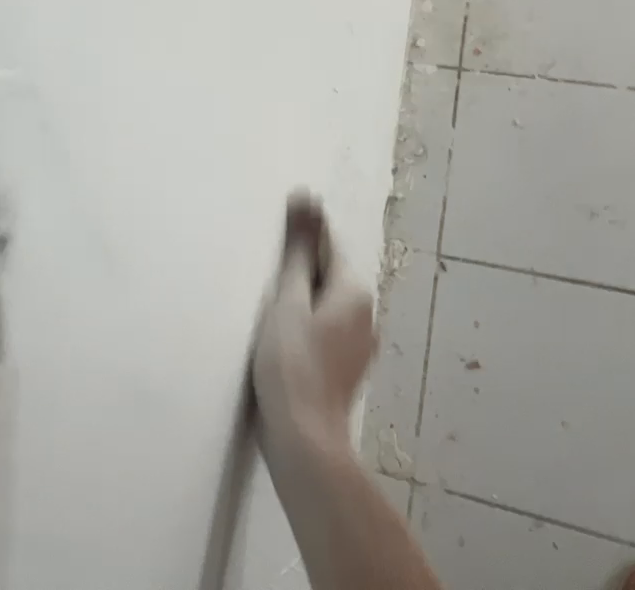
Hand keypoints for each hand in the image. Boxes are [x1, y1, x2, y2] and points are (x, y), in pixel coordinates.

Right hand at [251, 194, 376, 455]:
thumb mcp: (288, 300)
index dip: (305, 229)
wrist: (304, 436)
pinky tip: (284, 331)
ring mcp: (360, 342)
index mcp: (354, 290)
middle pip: (331, 274)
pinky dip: (307, 319)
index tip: (284, 212)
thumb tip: (305, 198)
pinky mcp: (347, 366)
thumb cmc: (291, 362)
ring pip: (329, 303)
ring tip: (272, 294)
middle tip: (268, 258)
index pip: (329, 245)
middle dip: (304, 264)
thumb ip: (297, 251)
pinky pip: (327, 327)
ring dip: (305, 293)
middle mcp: (366, 312)